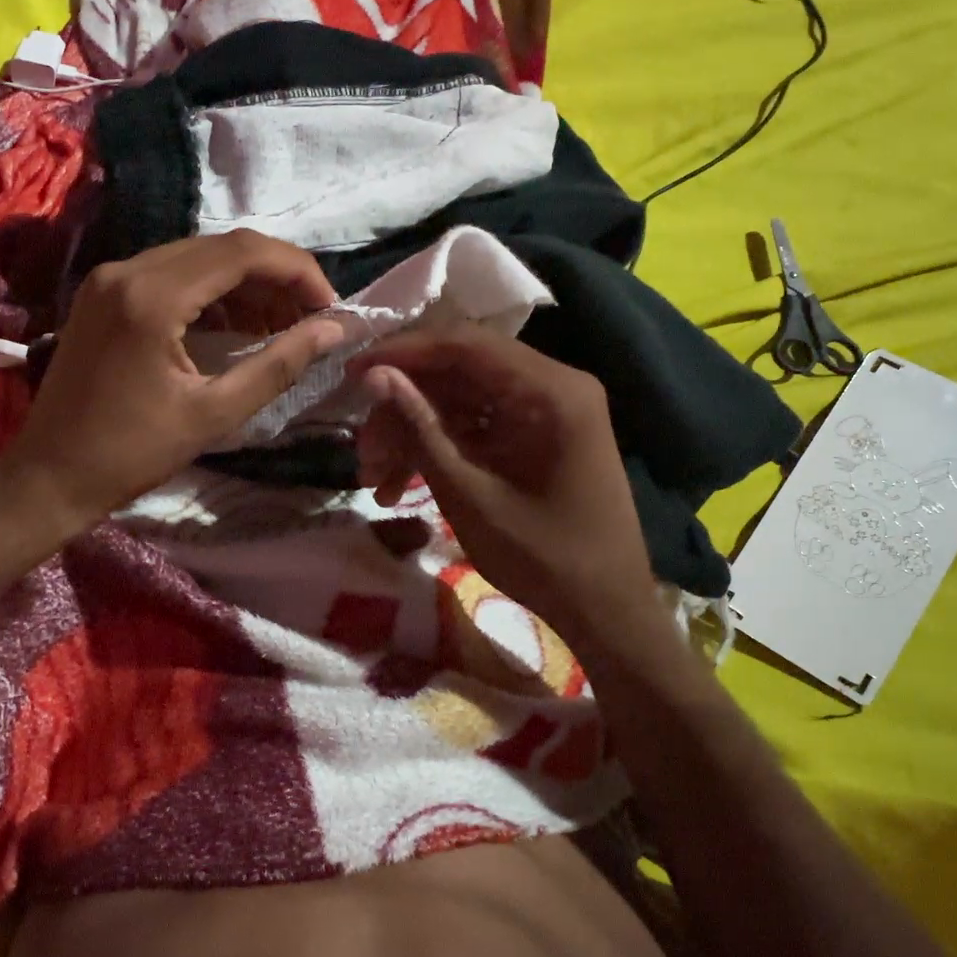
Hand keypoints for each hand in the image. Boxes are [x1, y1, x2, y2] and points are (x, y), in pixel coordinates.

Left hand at [0, 231, 344, 534]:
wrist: (50, 476)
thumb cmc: (131, 454)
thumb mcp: (213, 413)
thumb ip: (277, 365)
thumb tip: (334, 330)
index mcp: (151, 296)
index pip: (243, 252)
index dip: (297, 271)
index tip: (330, 307)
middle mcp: (126, 271)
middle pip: (220, 247)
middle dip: (273, 277)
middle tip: (309, 318)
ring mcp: (107, 279)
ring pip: (194, 258)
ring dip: (241, 285)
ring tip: (277, 327)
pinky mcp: (99, 294)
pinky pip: (166, 274)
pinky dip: (206, 293)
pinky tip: (231, 327)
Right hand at [349, 325, 659, 639]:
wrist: (606, 612)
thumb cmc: (543, 556)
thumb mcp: (468, 494)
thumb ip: (419, 429)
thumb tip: (374, 376)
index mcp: (549, 390)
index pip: (463, 344)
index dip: (401, 353)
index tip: (350, 375)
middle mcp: (551, 386)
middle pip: (456, 372)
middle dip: (400, 408)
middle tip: (362, 453)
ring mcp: (544, 412)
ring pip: (458, 401)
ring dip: (411, 435)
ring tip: (374, 481)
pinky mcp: (534, 437)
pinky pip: (474, 426)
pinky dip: (435, 450)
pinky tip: (399, 488)